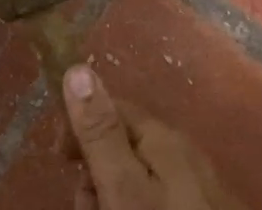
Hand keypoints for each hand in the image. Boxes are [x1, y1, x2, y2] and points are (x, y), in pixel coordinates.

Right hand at [63, 65, 226, 209]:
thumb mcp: (123, 186)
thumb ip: (100, 132)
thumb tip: (77, 67)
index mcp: (163, 137)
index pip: (109, 106)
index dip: (78, 126)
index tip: (60, 159)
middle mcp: (184, 151)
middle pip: (124, 145)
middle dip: (96, 171)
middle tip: (87, 205)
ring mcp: (201, 185)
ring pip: (142, 177)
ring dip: (115, 196)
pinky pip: (163, 199)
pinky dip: (141, 206)